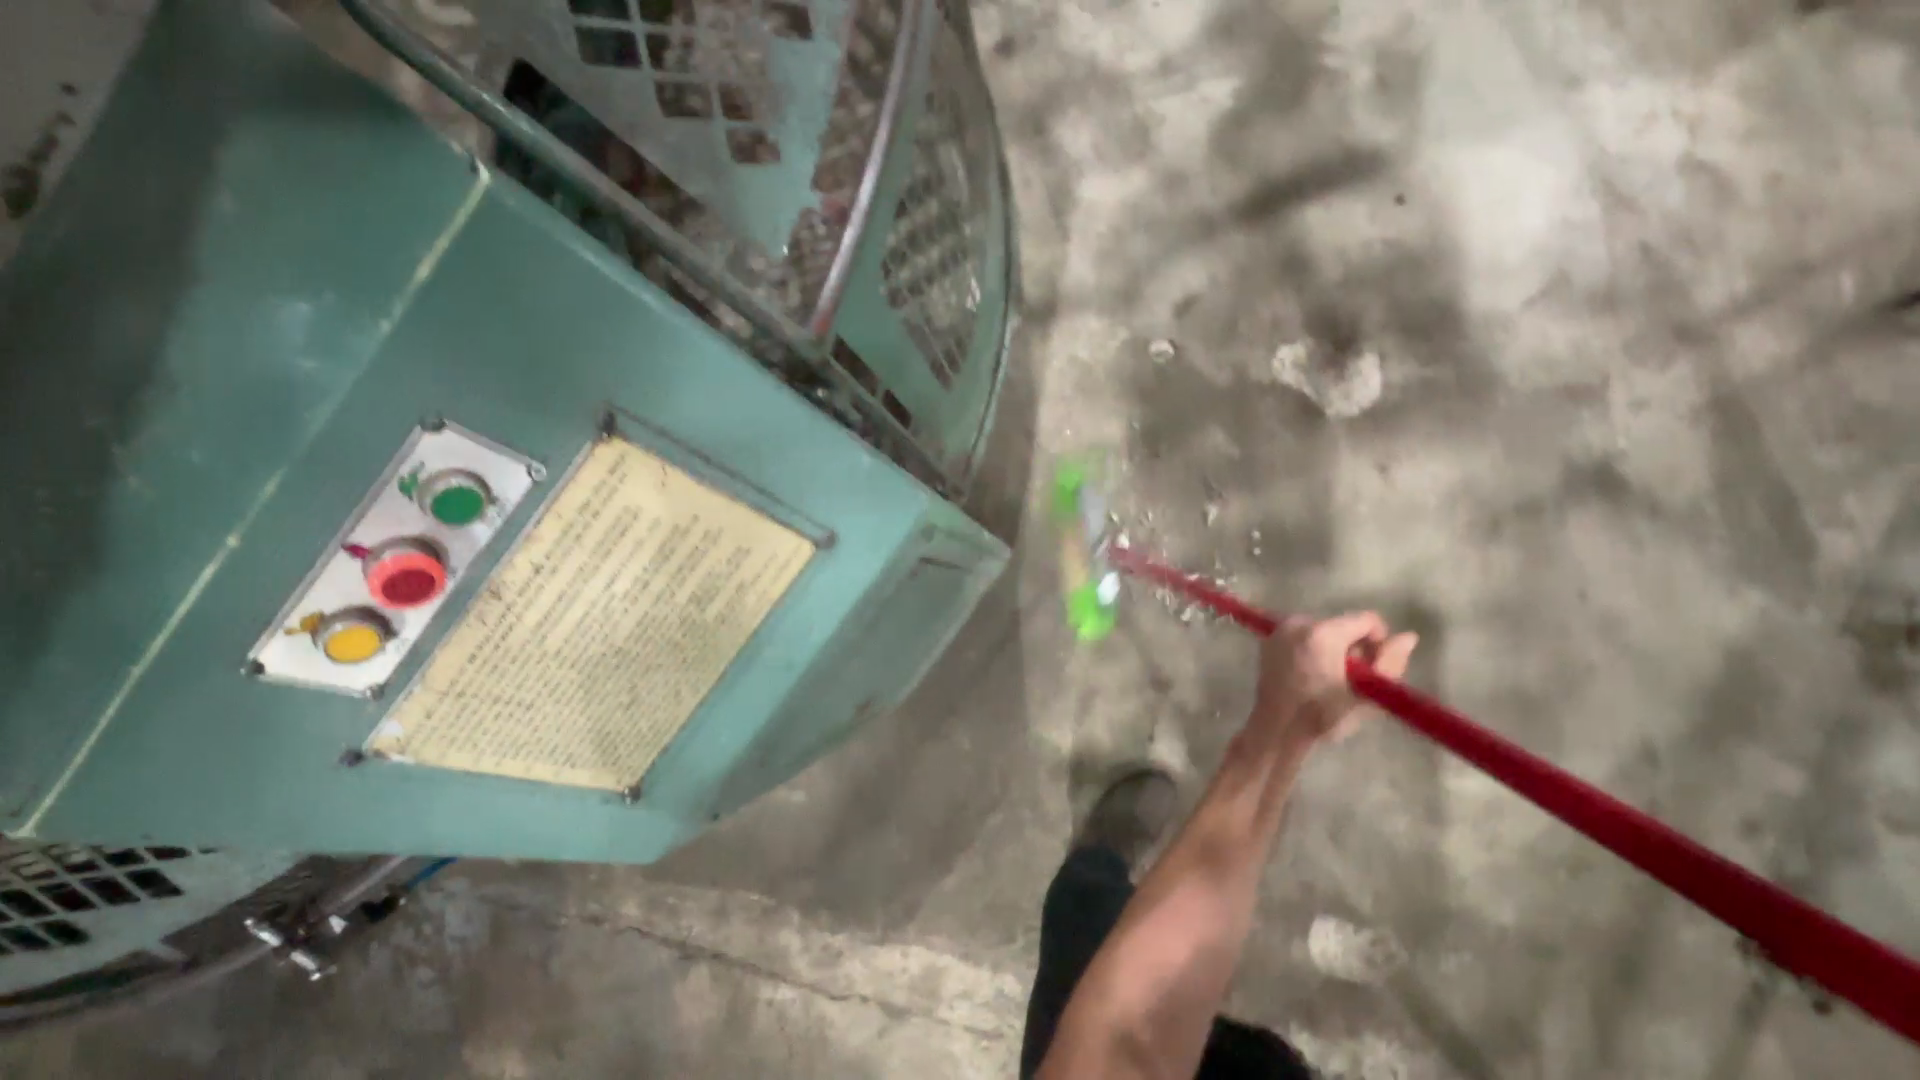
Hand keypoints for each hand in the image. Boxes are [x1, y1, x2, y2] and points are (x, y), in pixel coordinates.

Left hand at [1252, 612, 1417, 748]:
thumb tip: (1409, 637)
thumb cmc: (1322, 717)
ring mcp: (1281, 630)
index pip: (1367, 620)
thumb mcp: (1365, 695)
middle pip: (1344, 625)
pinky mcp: (1270, 640)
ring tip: (1331, 680)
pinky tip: (1312, 675)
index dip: (1379, 642)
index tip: (1373, 668)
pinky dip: (1314, 650)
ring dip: (1334, 649)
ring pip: (1324, 631)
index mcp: (1322, 634)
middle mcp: (1298, 623)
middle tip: (1351, 679)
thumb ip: (1389, 664)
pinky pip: (1304, 636)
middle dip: (1354, 648)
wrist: (1276, 730)